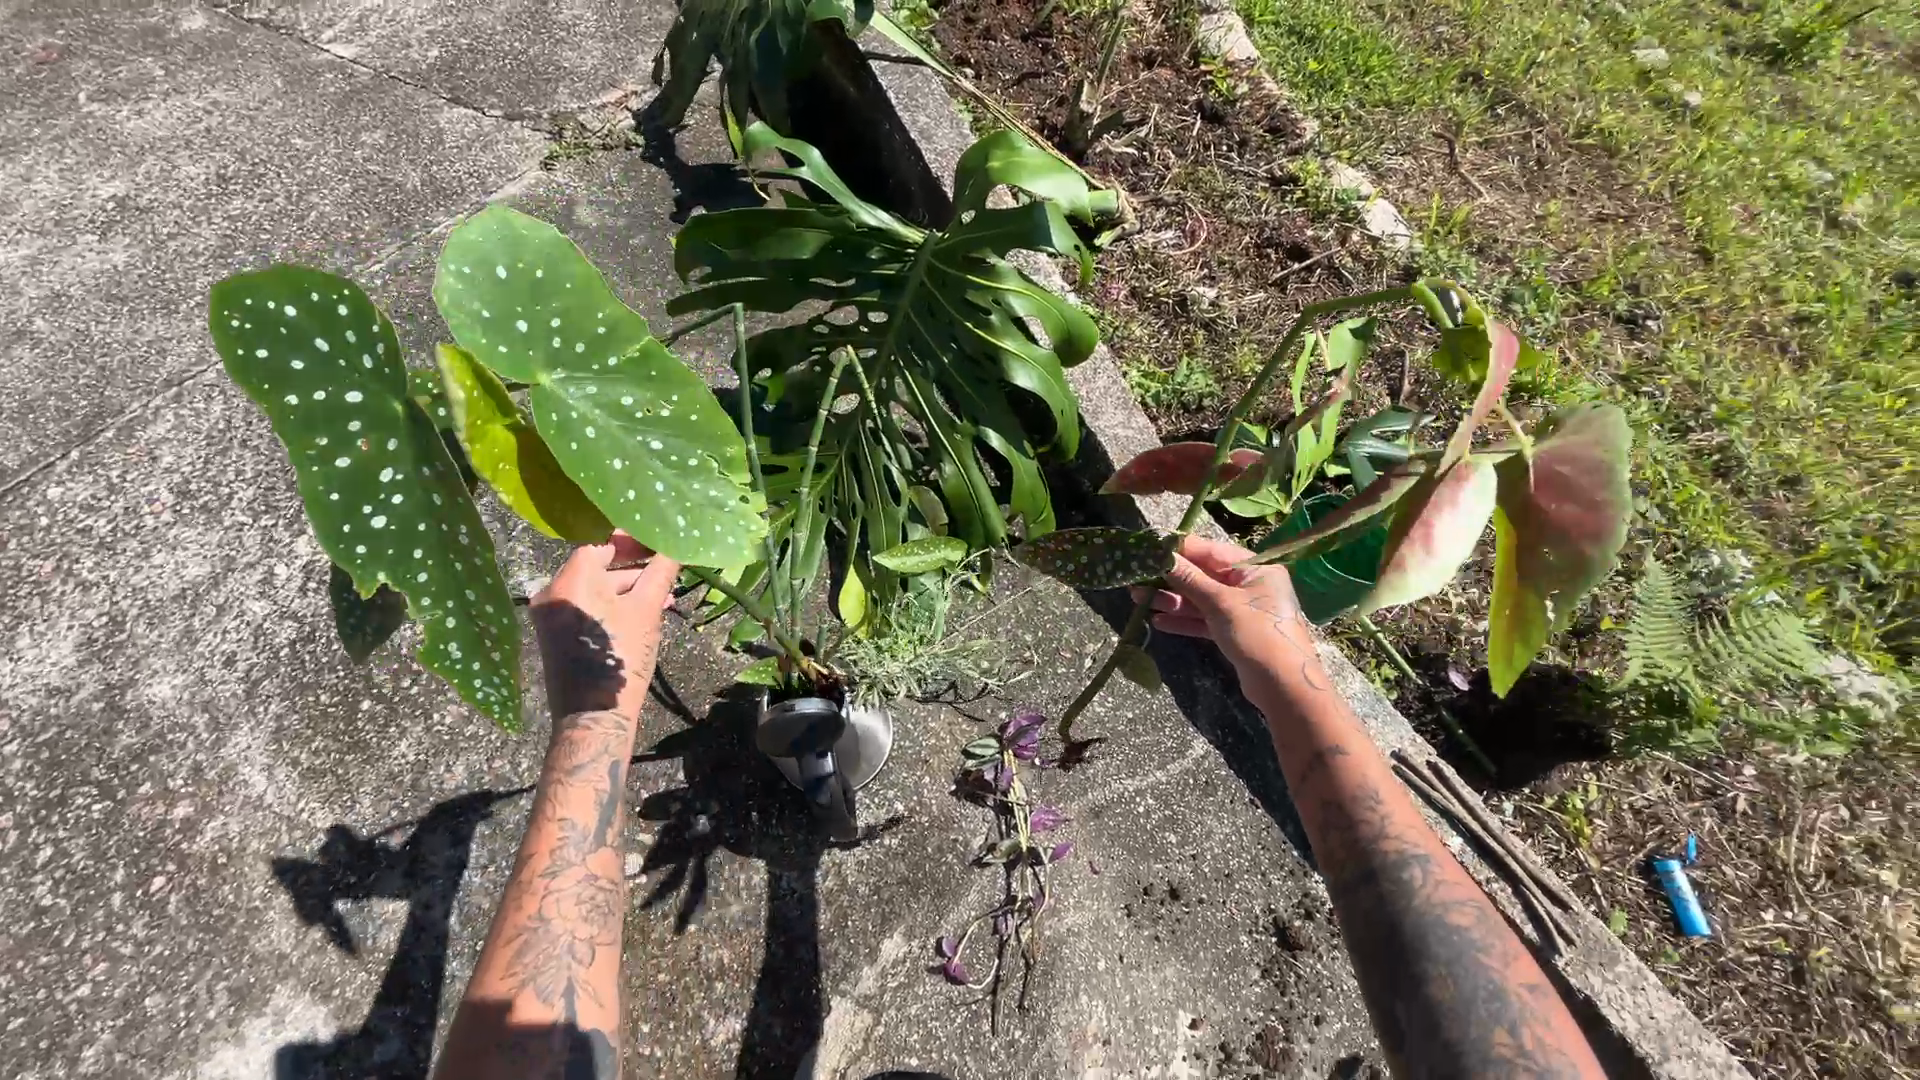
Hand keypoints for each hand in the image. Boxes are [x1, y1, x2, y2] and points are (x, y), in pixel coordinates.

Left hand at [530, 533, 680, 723]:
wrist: (594, 715)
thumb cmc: (622, 658)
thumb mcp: (647, 611)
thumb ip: (660, 573)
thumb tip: (675, 546)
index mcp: (570, 581)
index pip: (600, 544)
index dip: (630, 540)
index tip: (657, 541)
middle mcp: (553, 593)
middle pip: (597, 566)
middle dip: (634, 566)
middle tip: (665, 565)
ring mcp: (551, 615)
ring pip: (595, 589)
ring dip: (628, 588)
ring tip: (664, 595)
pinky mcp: (555, 634)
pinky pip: (587, 607)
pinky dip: (613, 605)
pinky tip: (643, 613)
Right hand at [1130, 534, 1328, 690]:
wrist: (1283, 687)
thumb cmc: (1257, 635)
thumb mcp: (1220, 603)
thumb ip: (1189, 579)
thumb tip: (1162, 556)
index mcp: (1255, 569)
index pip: (1210, 551)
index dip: (1178, 550)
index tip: (1149, 548)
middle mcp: (1249, 585)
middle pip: (1202, 576)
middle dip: (1169, 579)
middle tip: (1136, 578)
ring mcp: (1241, 610)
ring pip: (1200, 600)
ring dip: (1171, 600)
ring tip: (1137, 599)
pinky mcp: (1234, 632)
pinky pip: (1204, 620)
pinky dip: (1183, 620)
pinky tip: (1158, 622)